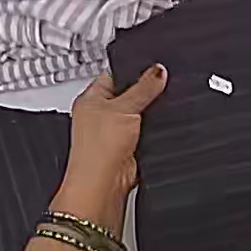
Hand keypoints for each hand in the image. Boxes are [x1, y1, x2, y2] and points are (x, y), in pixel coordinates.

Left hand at [64, 65, 165, 199]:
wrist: (105, 183)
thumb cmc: (98, 148)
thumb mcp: (124, 108)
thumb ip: (144, 88)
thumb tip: (158, 71)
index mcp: (92, 99)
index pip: (114, 76)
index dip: (134, 71)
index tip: (153, 68)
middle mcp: (101, 116)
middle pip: (130, 96)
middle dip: (145, 95)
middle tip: (159, 89)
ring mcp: (116, 133)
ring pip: (141, 116)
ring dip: (150, 117)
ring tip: (157, 113)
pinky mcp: (130, 148)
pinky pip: (148, 134)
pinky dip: (154, 133)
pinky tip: (158, 131)